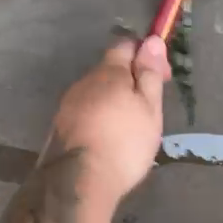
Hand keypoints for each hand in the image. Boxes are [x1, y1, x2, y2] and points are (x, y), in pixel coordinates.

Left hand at [46, 36, 169, 200]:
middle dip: (129, 81)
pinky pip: (85, 112)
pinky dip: (99, 118)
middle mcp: (85, 81)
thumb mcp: (148, 107)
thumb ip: (149, 73)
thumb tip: (152, 40)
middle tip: (148, 109)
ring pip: (96, 92)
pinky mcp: (61, 126)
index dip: (145, 54)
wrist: (80, 181)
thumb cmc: (124, 142)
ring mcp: (69, 103)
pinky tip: (108, 139)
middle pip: (110, 70)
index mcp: (109, 72)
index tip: (162, 77)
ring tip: (129, 128)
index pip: (125, 45)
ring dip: (113, 101)